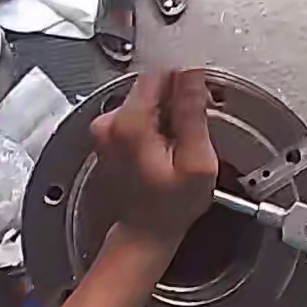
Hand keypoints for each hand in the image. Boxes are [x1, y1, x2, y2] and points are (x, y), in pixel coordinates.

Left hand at [90, 70, 218, 251]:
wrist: (144, 233)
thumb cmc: (169, 208)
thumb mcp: (197, 163)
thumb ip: (193, 114)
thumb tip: (192, 75)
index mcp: (129, 124)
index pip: (157, 73)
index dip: (184, 79)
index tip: (200, 95)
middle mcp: (110, 122)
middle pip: (150, 85)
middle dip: (177, 97)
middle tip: (195, 124)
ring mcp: (105, 129)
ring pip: (145, 98)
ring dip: (167, 110)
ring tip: (181, 140)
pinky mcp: (108, 135)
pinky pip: (137, 113)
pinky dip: (155, 122)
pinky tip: (167, 145)